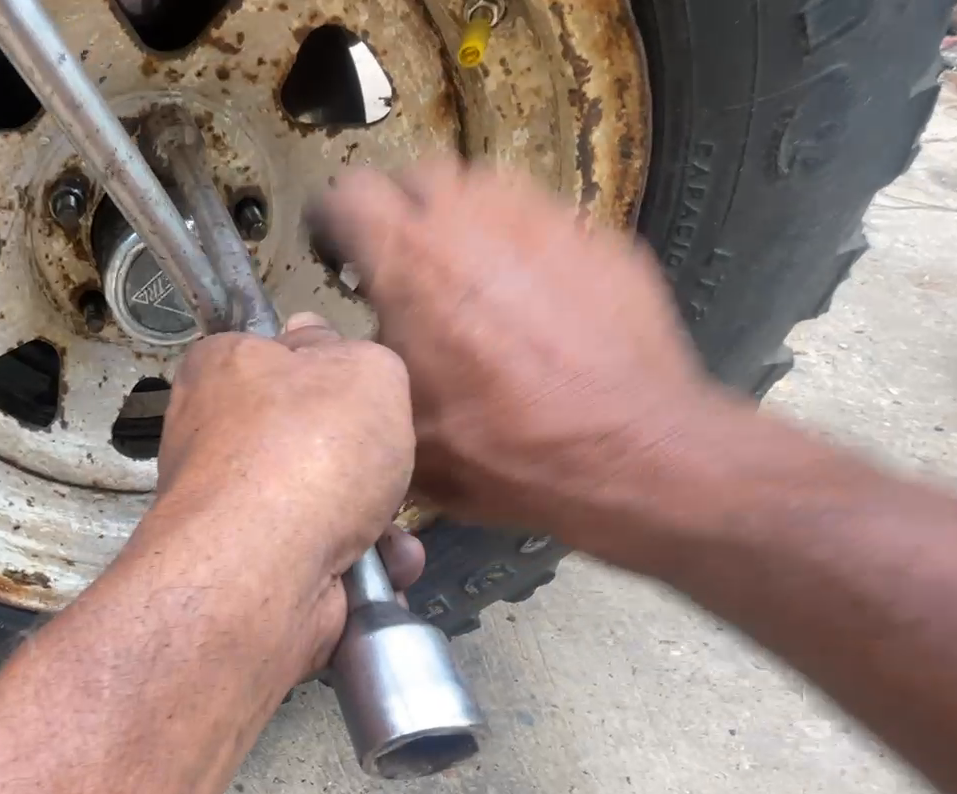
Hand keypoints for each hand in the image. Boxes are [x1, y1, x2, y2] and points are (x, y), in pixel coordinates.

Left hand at [143, 316, 422, 670]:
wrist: (260, 570)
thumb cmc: (310, 449)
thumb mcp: (361, 367)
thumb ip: (352, 353)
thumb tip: (314, 340)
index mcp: (221, 370)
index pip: (272, 353)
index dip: (323, 369)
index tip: (357, 393)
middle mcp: (214, 438)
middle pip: (307, 439)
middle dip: (364, 464)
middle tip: (384, 470)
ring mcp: (229, 510)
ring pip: (321, 507)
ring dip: (374, 527)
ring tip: (389, 540)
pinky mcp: (248, 568)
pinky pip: (316, 559)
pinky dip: (356, 569)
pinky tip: (381, 573)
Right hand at [308, 158, 746, 544]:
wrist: (625, 454)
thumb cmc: (501, 450)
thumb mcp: (395, 426)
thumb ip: (358, 369)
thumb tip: (336, 346)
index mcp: (411, 265)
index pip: (349, 193)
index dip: (331, 219)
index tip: (333, 249)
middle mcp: (475, 224)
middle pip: (418, 177)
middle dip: (397, 213)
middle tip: (397, 266)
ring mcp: (545, 224)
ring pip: (483, 188)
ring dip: (457, 224)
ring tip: (459, 281)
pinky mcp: (599, 240)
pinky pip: (539, 222)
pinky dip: (514, 248)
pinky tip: (521, 302)